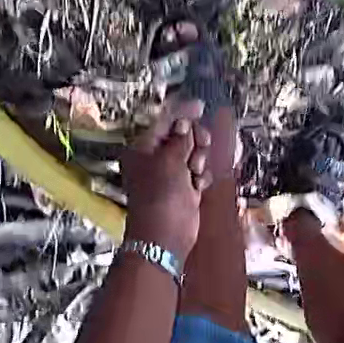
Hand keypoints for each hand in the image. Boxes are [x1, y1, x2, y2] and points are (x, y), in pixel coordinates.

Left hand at [123, 97, 212, 258]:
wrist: (165, 237)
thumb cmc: (162, 197)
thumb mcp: (170, 162)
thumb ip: (180, 139)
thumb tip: (184, 122)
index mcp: (143, 149)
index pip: (165, 123)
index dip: (183, 114)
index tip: (201, 105)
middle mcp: (154, 159)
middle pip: (181, 137)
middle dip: (194, 140)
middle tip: (200, 148)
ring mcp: (169, 175)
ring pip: (192, 155)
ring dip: (198, 160)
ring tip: (195, 173)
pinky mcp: (183, 190)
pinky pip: (196, 174)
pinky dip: (200, 177)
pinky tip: (198, 186)